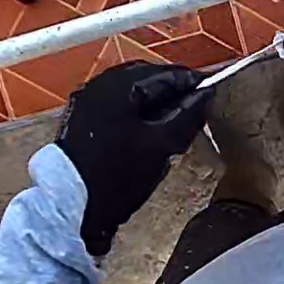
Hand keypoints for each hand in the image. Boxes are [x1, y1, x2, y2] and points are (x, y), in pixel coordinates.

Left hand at [57, 62, 212, 256]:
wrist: (71, 210)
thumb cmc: (118, 175)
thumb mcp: (163, 144)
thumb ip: (189, 115)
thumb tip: (206, 94)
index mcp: (118, 85)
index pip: (167, 73)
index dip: (193, 82)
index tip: (212, 92)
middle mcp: (98, 86)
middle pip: (148, 80)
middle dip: (174, 94)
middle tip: (196, 110)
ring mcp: (86, 102)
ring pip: (133, 94)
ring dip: (157, 105)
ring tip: (177, 125)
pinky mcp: (81, 120)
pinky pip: (118, 107)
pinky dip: (138, 114)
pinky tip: (151, 133)